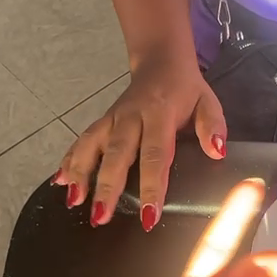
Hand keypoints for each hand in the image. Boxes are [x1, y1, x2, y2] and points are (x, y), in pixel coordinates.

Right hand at [56, 50, 226, 232]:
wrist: (161, 59)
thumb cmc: (186, 89)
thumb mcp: (208, 101)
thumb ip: (212, 126)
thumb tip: (216, 151)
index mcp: (159, 114)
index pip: (155, 155)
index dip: (151, 187)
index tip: (148, 216)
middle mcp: (131, 117)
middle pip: (117, 155)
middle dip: (107, 187)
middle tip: (100, 217)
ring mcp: (113, 118)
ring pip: (92, 145)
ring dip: (80, 174)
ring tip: (74, 201)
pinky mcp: (102, 121)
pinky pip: (83, 140)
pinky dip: (70, 160)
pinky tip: (60, 181)